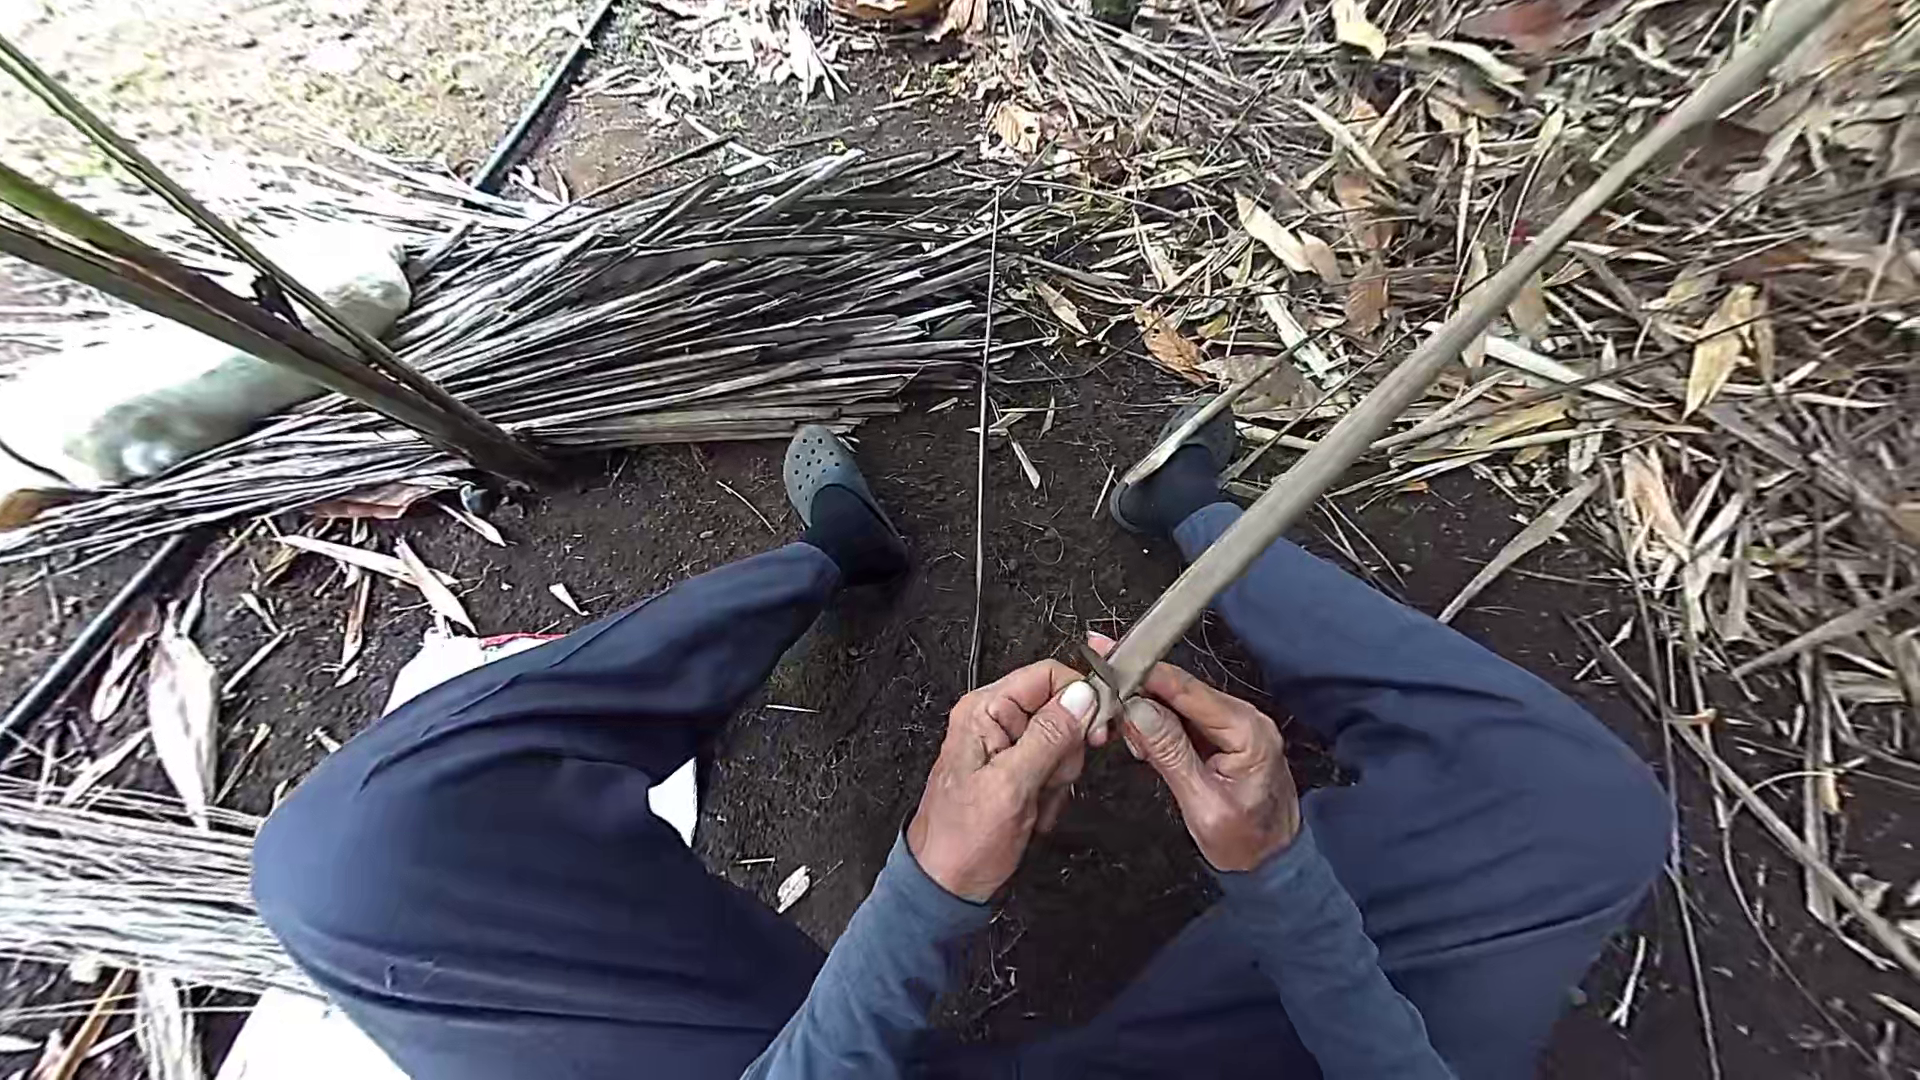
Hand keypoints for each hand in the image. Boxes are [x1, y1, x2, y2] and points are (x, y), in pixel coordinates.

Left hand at [907, 660, 1096, 900]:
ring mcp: (1007, 746)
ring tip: (1036, 801)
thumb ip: (1049, 737)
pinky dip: (1054, 792)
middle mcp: (995, 720)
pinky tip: (1036, 811)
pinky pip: (1055, 768)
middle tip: (1047, 779)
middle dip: (1066, 750)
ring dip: (1060, 777)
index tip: (1097, 727)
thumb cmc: (962, 841)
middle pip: (1060, 709)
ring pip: (1063, 742)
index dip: (1079, 696)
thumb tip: (1081, 695)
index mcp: (985, 710)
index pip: (1046, 675)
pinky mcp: (1017, 769)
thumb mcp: (1011, 785)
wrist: (947, 887)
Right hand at [1090, 634, 1300, 871]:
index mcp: (1247, 730)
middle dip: (1137, 693)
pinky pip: (1176, 714)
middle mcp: (1241, 717)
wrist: (1274, 866)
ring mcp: (1229, 723)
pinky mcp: (1216, 731)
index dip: (1144, 674)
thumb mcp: (1203, 805)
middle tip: (1104, 703)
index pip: (1186, 688)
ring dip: (1141, 710)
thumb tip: (1137, 708)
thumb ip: (1170, 752)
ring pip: (1172, 699)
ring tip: (1122, 733)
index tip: (1110, 664)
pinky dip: (1152, 722)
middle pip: (1176, 688)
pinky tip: (1140, 740)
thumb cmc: (1247, 844)